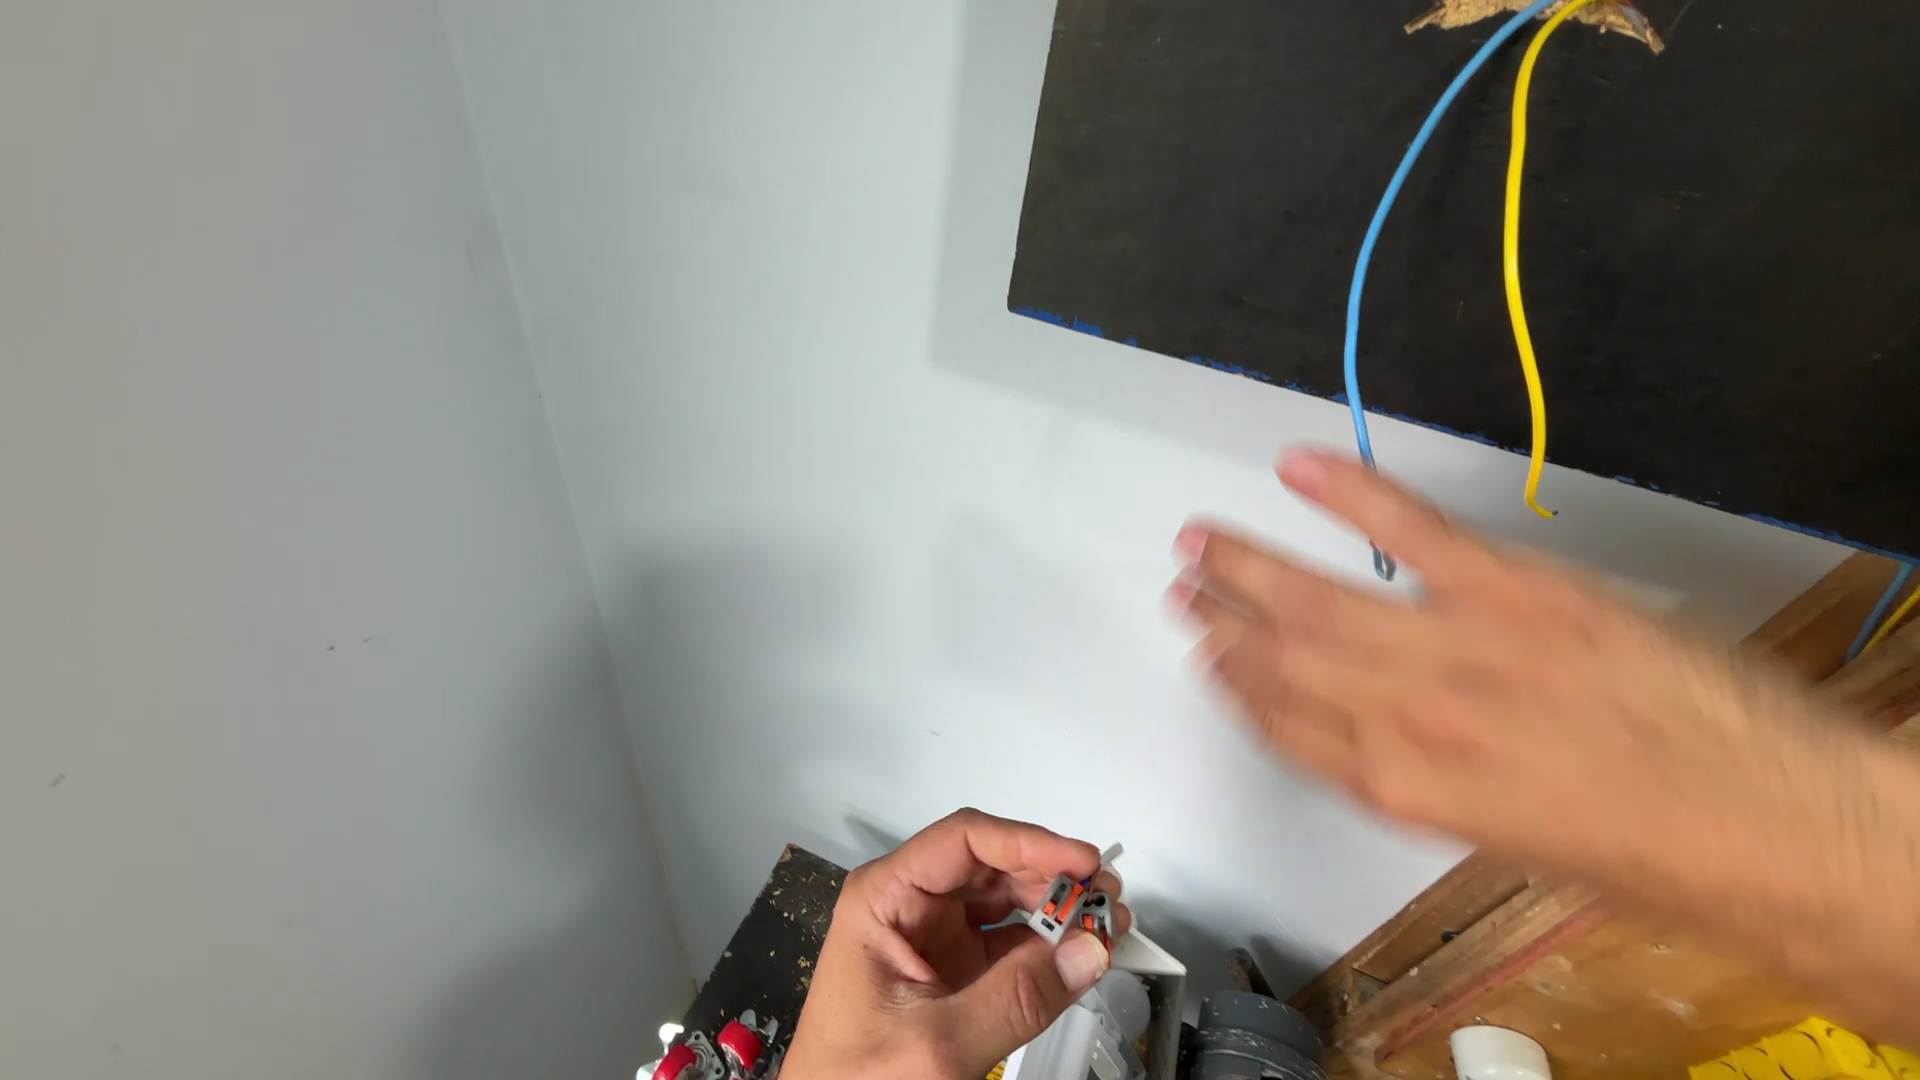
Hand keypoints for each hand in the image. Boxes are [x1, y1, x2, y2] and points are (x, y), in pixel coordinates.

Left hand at [781, 809, 1128, 1079]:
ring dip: (1055, 909)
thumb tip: (1091, 951)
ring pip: (1003, 899)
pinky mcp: (951, 968)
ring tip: (1108, 923)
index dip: (1028, 842)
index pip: (964, 840)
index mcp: (886, 895)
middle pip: (990, 865)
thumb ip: (1016, 998)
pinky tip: (1079, 953)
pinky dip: (1045, 947)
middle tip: (1108, 898)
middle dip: (1051, 877)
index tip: (1084, 861)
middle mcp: (910, 901)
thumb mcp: (936, 1044)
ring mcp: (932, 934)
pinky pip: (1006, 942)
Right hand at [1167, 448, 1884, 911]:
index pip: (1280, 723)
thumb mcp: (1491, 834)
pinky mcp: (1511, 591)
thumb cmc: (1640, 850)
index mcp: (1396, 785)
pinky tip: (1299, 468)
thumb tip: (1352, 732)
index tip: (1206, 656)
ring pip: (1317, 599)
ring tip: (1201, 542)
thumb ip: (1406, 777)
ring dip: (1248, 566)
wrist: (1783, 830)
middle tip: (1182, 591)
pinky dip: (1349, 495)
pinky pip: (1410, 534)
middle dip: (1220, 621)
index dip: (1233, 684)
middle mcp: (1402, 717)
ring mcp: (1451, 647)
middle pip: (1280, 656)